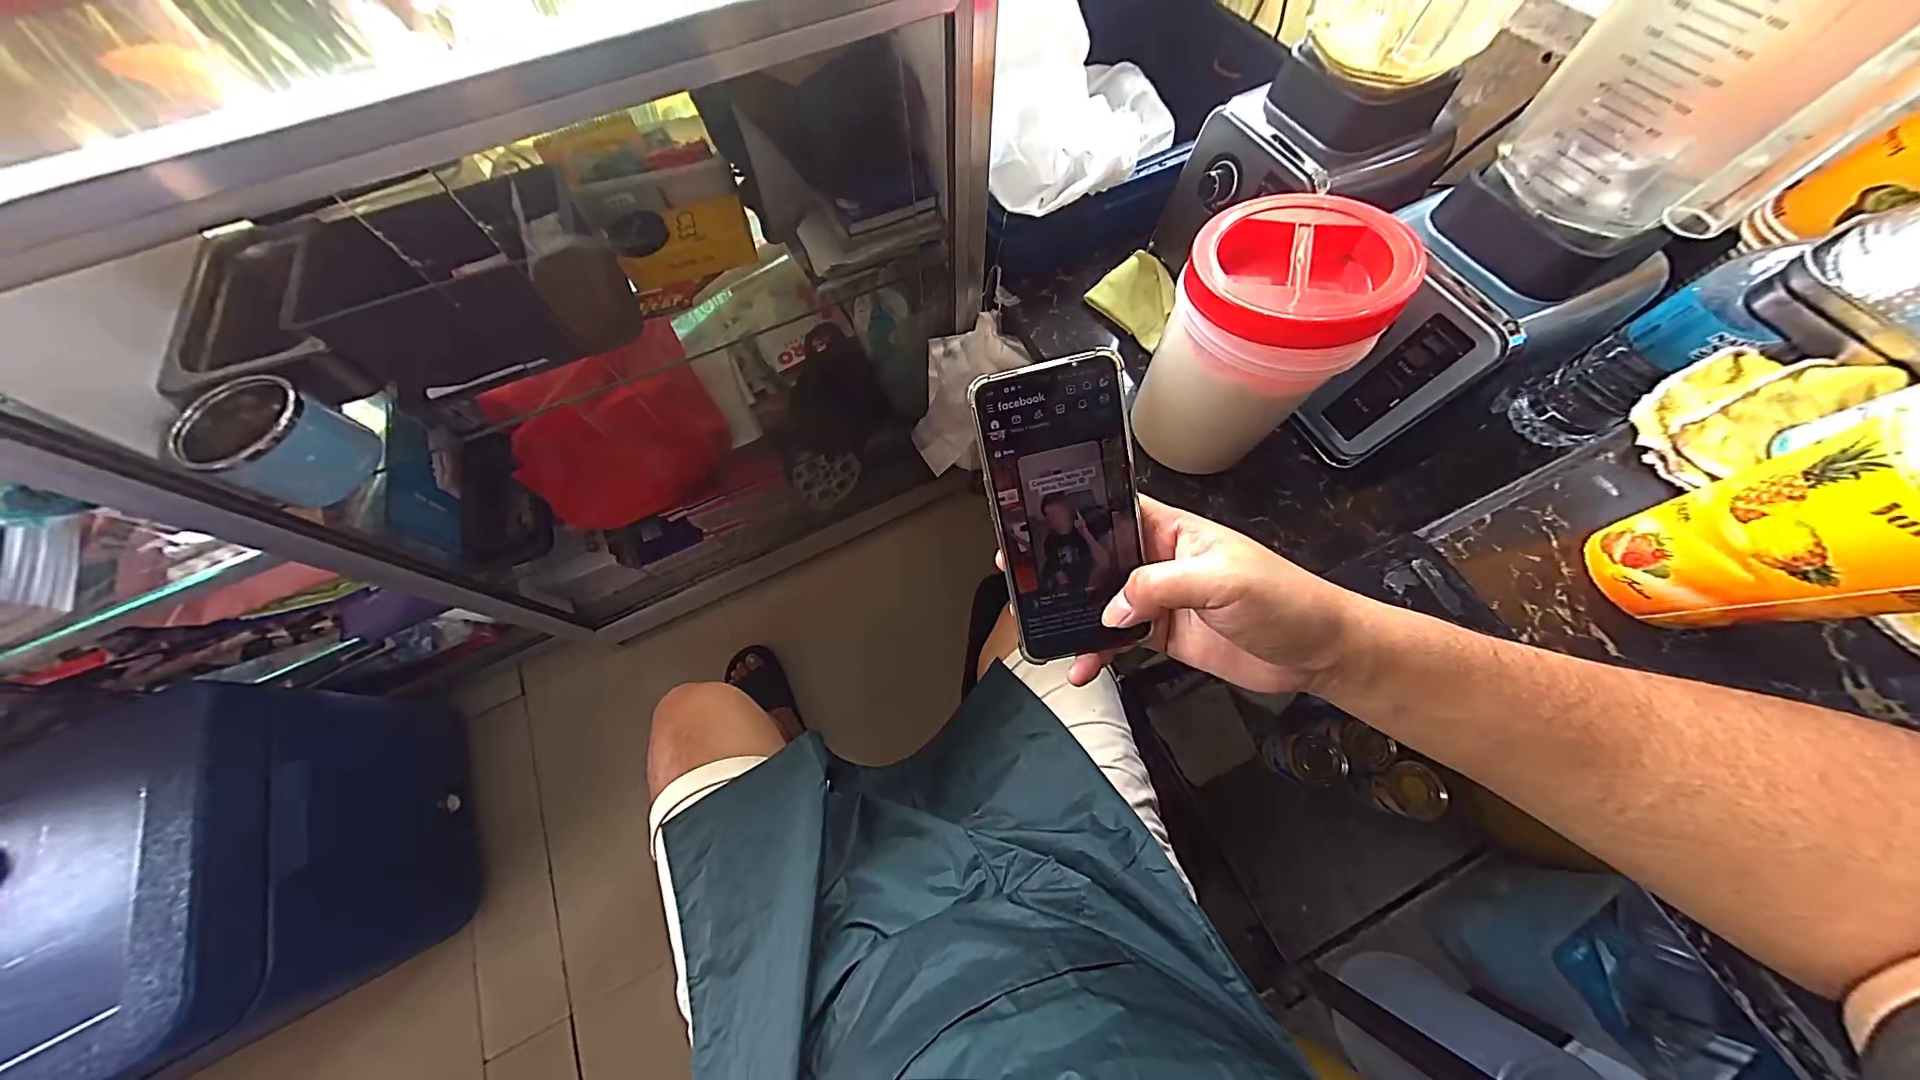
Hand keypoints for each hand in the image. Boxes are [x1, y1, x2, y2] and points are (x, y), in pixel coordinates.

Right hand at [1067, 496, 1366, 691]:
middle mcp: (1161, 561)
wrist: (1317, 654)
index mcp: (1174, 531)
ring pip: (1105, 604)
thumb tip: (1115, 606)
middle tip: (1036, 587)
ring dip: (1079, 618)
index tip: (1047, 527)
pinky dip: (1099, 651)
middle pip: (1101, 560)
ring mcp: (1161, 598)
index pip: (1117, 512)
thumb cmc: (1288, 600)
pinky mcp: (1164, 632)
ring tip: (1056, 633)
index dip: (1082, 516)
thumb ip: (1162, 586)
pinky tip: (1087, 662)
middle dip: (1068, 573)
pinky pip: (1119, 639)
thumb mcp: (1223, 581)